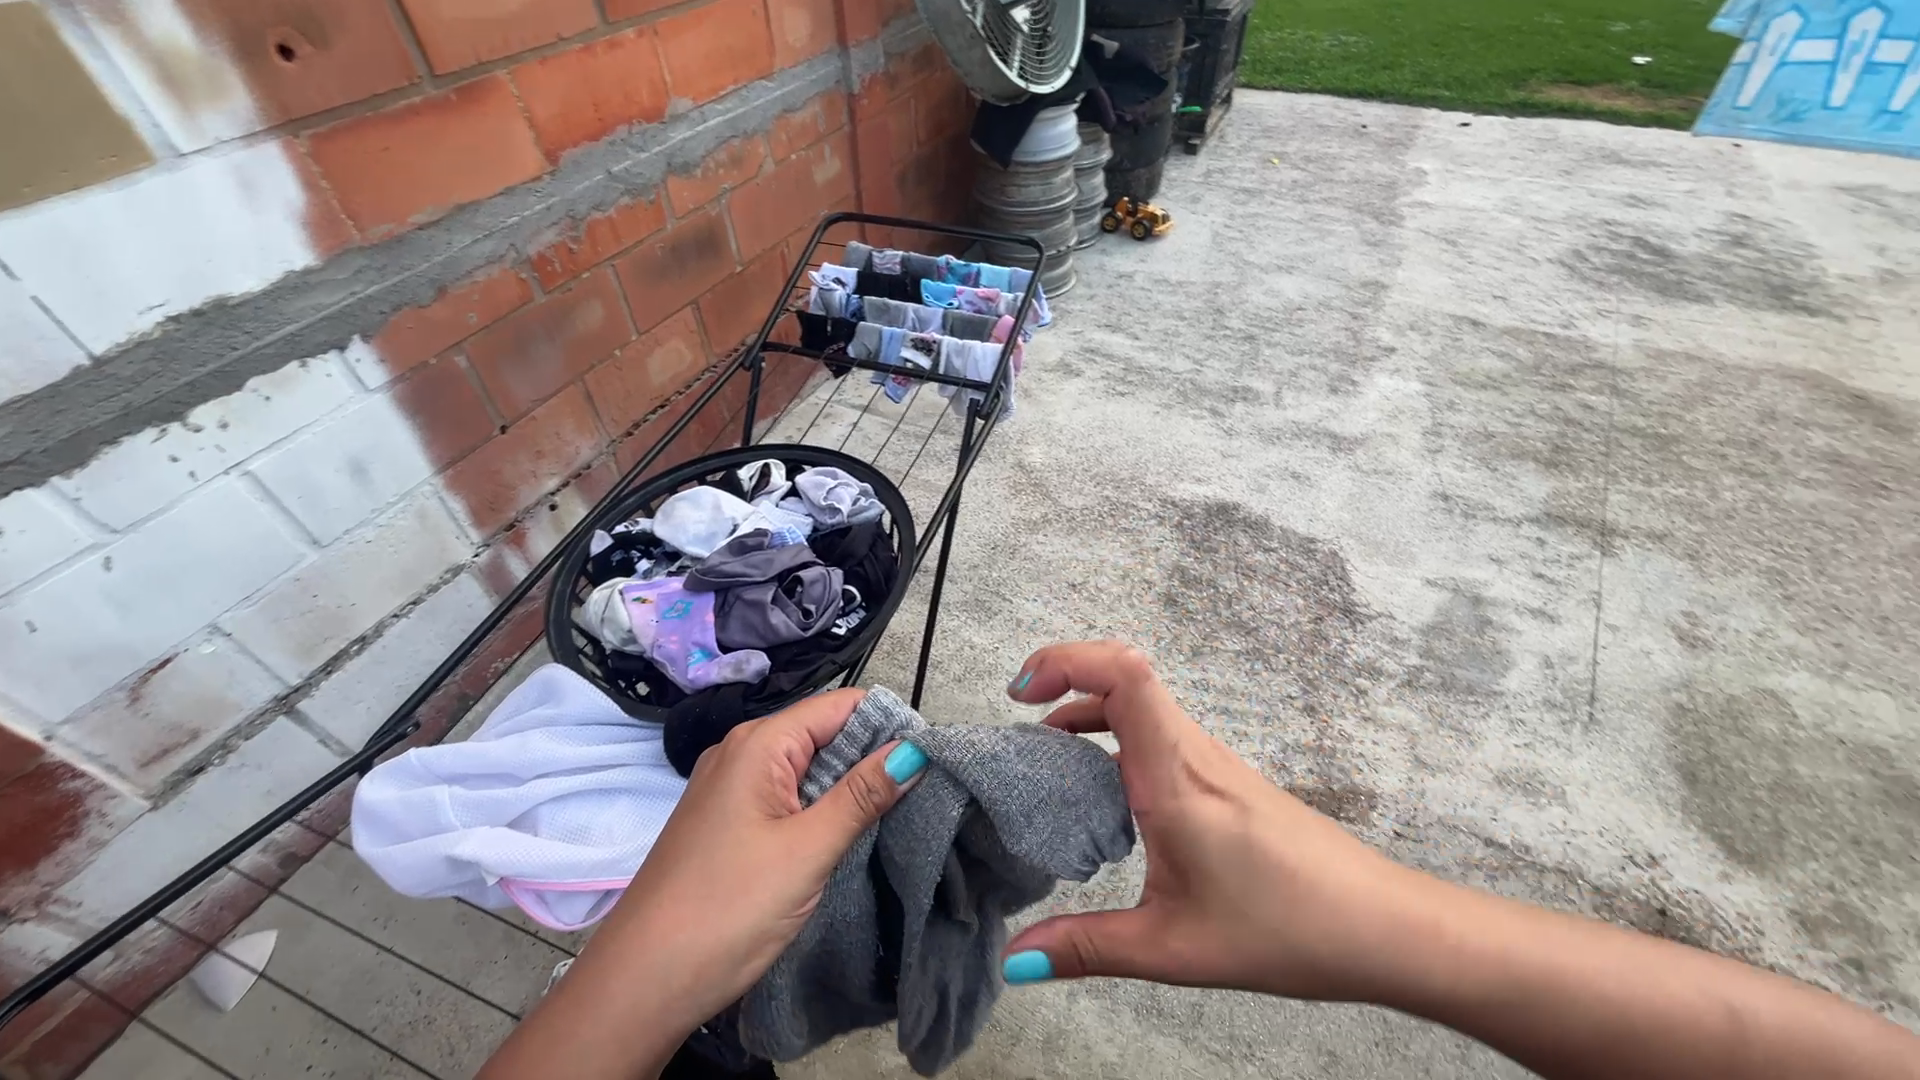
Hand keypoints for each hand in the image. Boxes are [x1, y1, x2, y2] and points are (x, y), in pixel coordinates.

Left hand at [482, 688, 921, 1079]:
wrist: (641, 984)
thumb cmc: (728, 908)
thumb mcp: (808, 850)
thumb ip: (863, 795)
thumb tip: (917, 749)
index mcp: (760, 743)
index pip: (841, 705)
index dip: (888, 724)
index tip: (932, 757)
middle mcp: (742, 751)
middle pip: (824, 733)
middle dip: (872, 757)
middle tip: (922, 791)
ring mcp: (730, 787)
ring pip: (807, 767)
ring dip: (848, 786)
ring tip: (894, 813)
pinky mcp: (727, 821)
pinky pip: (786, 795)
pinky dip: (819, 807)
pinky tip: (845, 835)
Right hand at [1001, 642, 1431, 1001]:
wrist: (1383, 925)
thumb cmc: (1288, 927)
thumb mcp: (1173, 947)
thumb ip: (1087, 948)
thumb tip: (1015, 959)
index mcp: (1174, 773)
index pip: (1124, 673)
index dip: (1066, 660)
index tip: (1021, 691)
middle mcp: (1190, 750)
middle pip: (1122, 671)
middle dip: (1061, 676)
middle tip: (1018, 713)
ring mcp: (1208, 758)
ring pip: (1137, 701)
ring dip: (1084, 707)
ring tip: (1043, 751)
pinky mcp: (1218, 775)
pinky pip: (1153, 730)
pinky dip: (1110, 735)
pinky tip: (1097, 787)